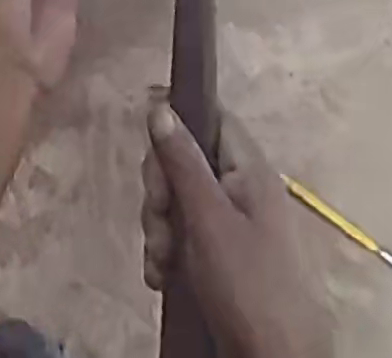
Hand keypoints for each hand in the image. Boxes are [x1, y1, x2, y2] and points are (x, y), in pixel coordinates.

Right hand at [143, 104, 330, 357]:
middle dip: (159, 187)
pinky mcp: (218, 249)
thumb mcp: (208, 220)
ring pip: (175, 195)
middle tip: (159, 214)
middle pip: (183, 157)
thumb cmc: (248, 286)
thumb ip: (182, 161)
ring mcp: (230, 220)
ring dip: (158, 224)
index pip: (211, 115)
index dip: (176, 110)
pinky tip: (162, 272)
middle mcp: (240, 188)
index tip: (143, 121)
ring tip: (162, 258)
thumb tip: (158, 104)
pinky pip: (179, 228)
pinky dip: (165, 247)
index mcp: (249, 171)